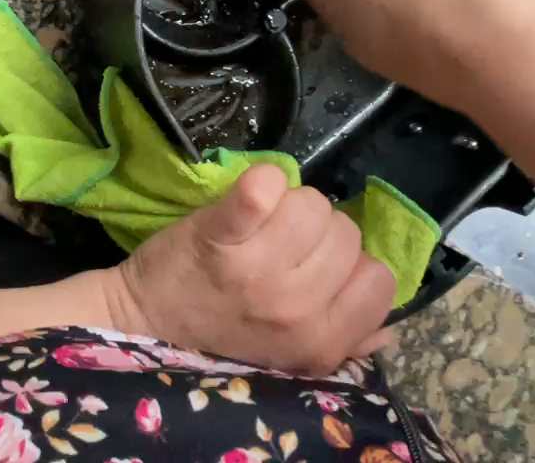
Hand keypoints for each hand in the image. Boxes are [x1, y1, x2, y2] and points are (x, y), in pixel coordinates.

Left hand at [99, 164, 397, 373]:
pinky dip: (262, 180)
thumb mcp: (290, 355)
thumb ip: (343, 341)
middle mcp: (295, 307)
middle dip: (318, 230)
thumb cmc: (222, 331)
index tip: (317, 264)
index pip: (379, 277)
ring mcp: (255, 268)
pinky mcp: (218, 232)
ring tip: (262, 221)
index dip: (351, 263)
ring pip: (312, 203)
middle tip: (281, 242)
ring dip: (291, 202)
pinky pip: (262, 187)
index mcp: (321, 341)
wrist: (148, 319)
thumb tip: (386, 328)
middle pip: (345, 232)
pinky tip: (251, 193)